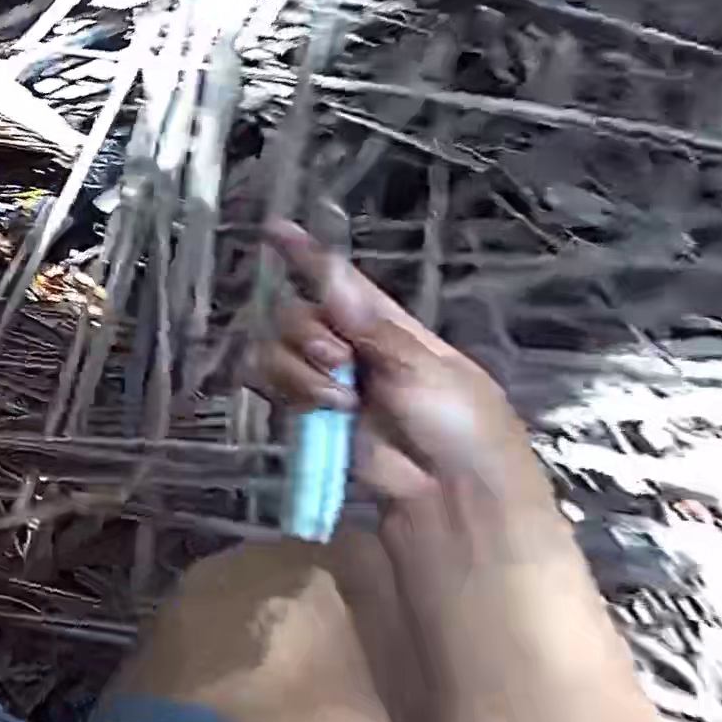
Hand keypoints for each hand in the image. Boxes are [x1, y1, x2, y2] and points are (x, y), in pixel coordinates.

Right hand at [254, 221, 562, 561]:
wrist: (442, 492)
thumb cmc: (458, 426)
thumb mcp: (430, 370)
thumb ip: (374, 330)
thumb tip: (333, 284)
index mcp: (385, 326)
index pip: (338, 280)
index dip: (305, 255)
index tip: (274, 229)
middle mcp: (345, 344)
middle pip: (293, 314)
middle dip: (308, 336)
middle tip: (339, 363)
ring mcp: (318, 375)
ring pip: (272, 348)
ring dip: (299, 372)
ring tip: (337, 400)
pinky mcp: (297, 404)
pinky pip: (263, 379)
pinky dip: (283, 390)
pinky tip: (314, 408)